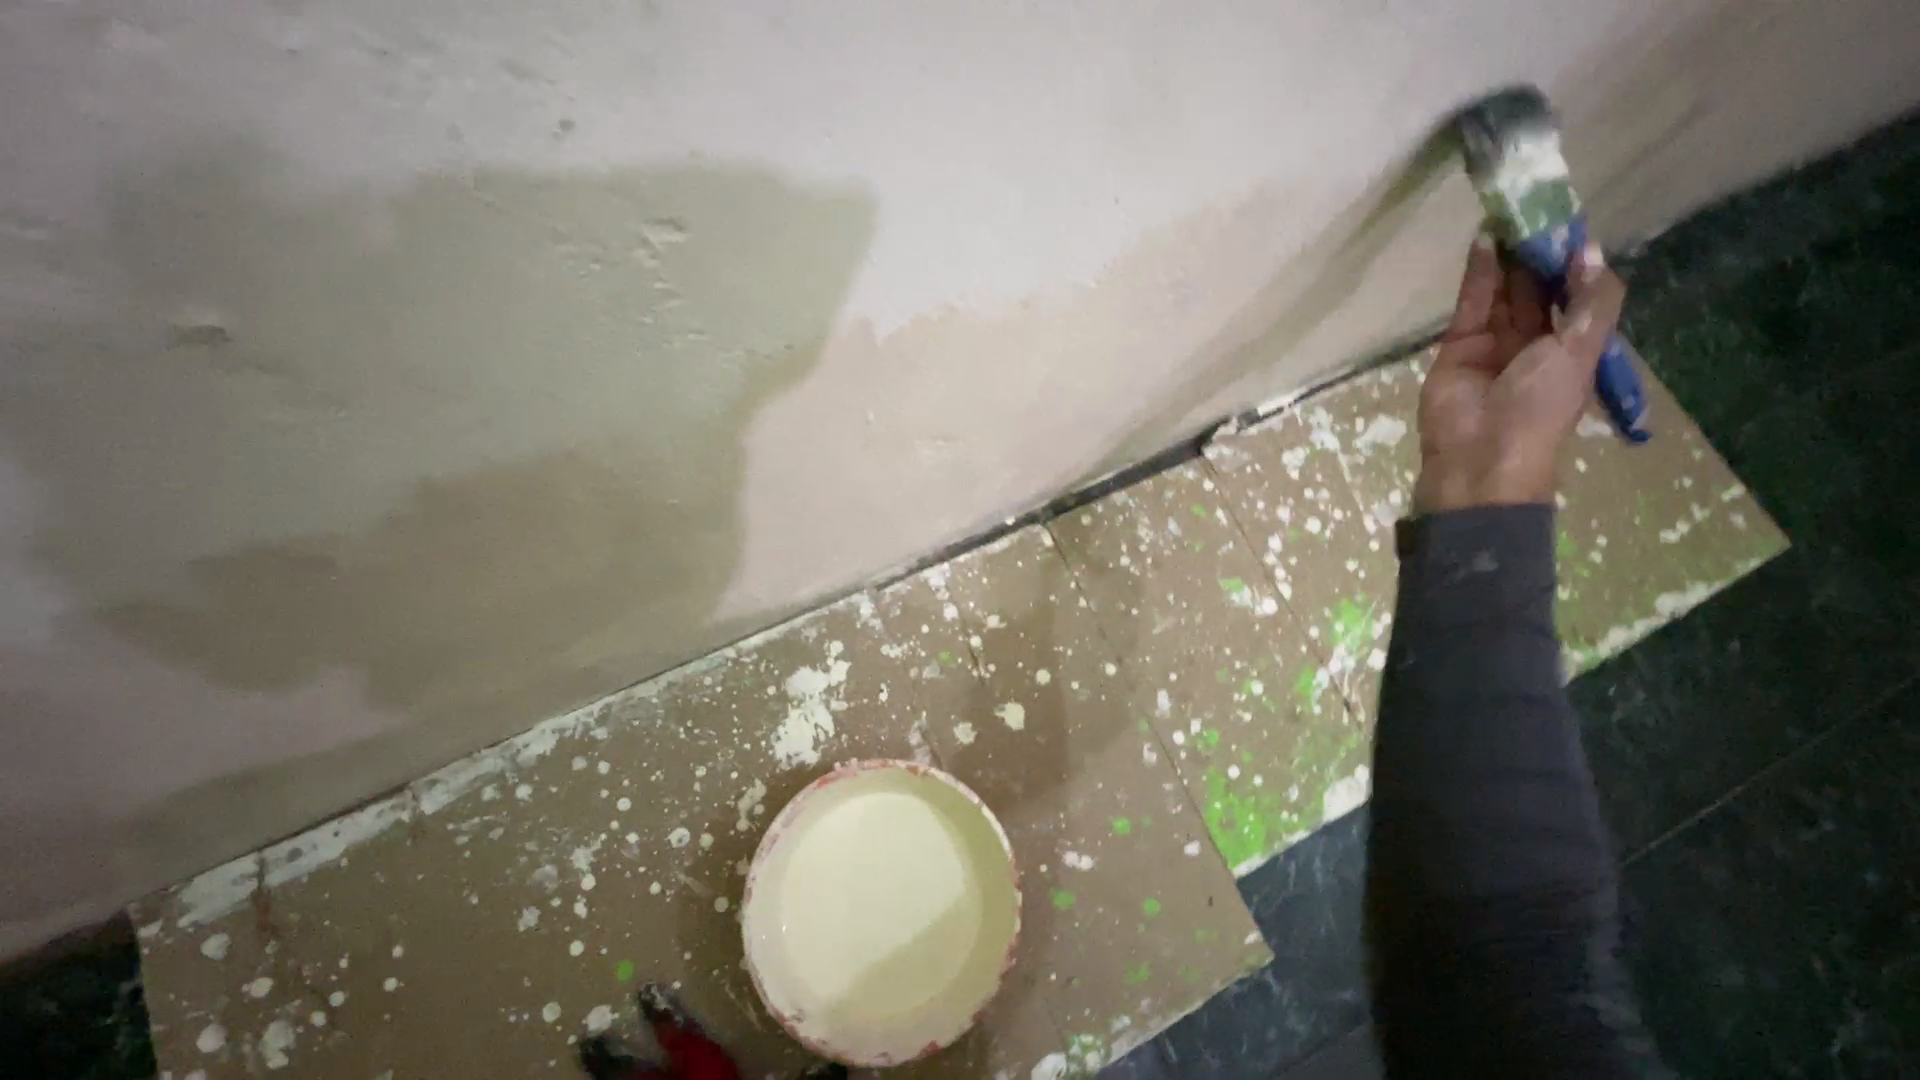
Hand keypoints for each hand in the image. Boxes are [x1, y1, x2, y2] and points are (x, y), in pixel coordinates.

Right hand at [1413, 234, 1626, 513]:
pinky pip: (1470, 304)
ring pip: (1503, 291)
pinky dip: (1477, 274)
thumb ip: (1592, 300)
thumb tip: (1589, 249)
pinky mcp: (1457, 344)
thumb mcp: (1582, 352)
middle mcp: (1533, 341)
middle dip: (1538, 252)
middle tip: (1538, 208)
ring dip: (1508, 256)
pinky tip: (1486, 242)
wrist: (1479, 454)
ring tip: (1511, 214)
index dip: (1574, 260)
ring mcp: (1493, 342)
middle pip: (1537, 288)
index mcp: (1572, 347)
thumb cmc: (1540, 407)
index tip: (1573, 221)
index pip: (1575, 294)